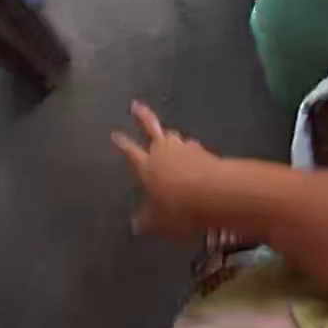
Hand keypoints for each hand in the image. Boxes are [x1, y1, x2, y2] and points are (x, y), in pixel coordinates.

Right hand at [111, 101, 222, 239]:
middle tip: (135, 105)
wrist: (212, 192)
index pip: (129, 151)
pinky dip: (187, 151)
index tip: (115, 133)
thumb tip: (136, 223)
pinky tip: (190, 157)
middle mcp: (162, 151)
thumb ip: (145, 220)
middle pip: (150, 128)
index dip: (121, 143)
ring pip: (172, 136)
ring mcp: (182, 147)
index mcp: (146, 166)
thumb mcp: (157, 222)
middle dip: (141, 116)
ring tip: (166, 138)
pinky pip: (189, 147)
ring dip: (168, 137)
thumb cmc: (178, 209)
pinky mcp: (200, 149)